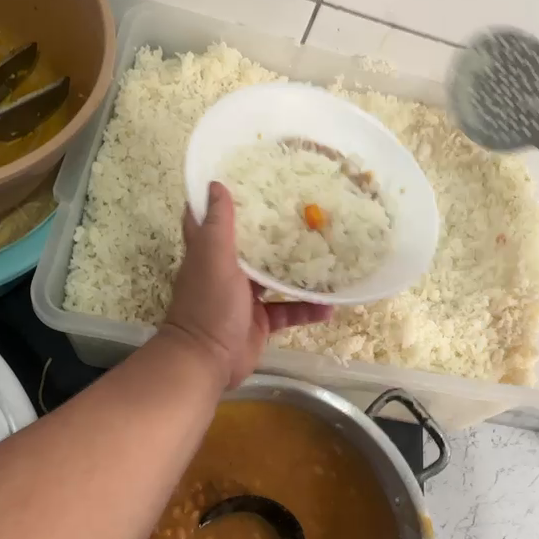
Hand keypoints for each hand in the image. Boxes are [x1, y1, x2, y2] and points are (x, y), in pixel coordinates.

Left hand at [160, 182, 333, 389]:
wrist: (207, 361)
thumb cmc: (209, 304)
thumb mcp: (214, 257)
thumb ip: (220, 224)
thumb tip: (216, 184)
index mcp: (210, 252)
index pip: (211, 218)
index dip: (222, 198)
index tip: (246, 177)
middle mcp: (226, 272)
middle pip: (250, 246)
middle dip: (273, 232)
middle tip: (305, 212)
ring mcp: (244, 298)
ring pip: (274, 279)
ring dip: (297, 271)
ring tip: (327, 255)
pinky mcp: (260, 322)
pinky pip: (288, 312)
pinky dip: (307, 310)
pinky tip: (331, 305)